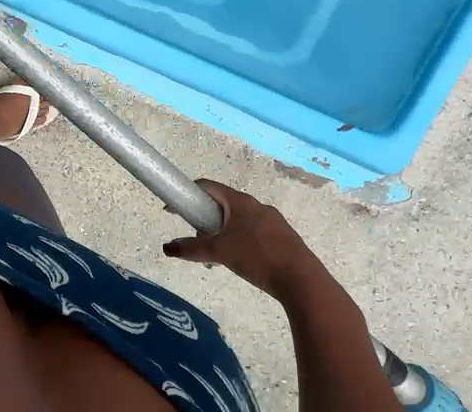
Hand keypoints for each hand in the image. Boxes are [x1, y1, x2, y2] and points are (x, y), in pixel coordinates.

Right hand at [163, 180, 321, 299]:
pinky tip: (244, 263)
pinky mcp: (287, 240)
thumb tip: (167, 248)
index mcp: (241, 202)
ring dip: (225, 235)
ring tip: (221, 257)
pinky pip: (257, 234)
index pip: (208, 187)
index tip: (176, 210)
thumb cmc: (258, 258)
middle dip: (207, 221)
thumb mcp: (219, 252)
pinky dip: (243, 243)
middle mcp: (258, 206)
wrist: (305, 283)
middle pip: (224, 206)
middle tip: (200, 239)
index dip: (188, 194)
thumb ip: (191, 248)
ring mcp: (276, 223)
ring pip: (241, 222)